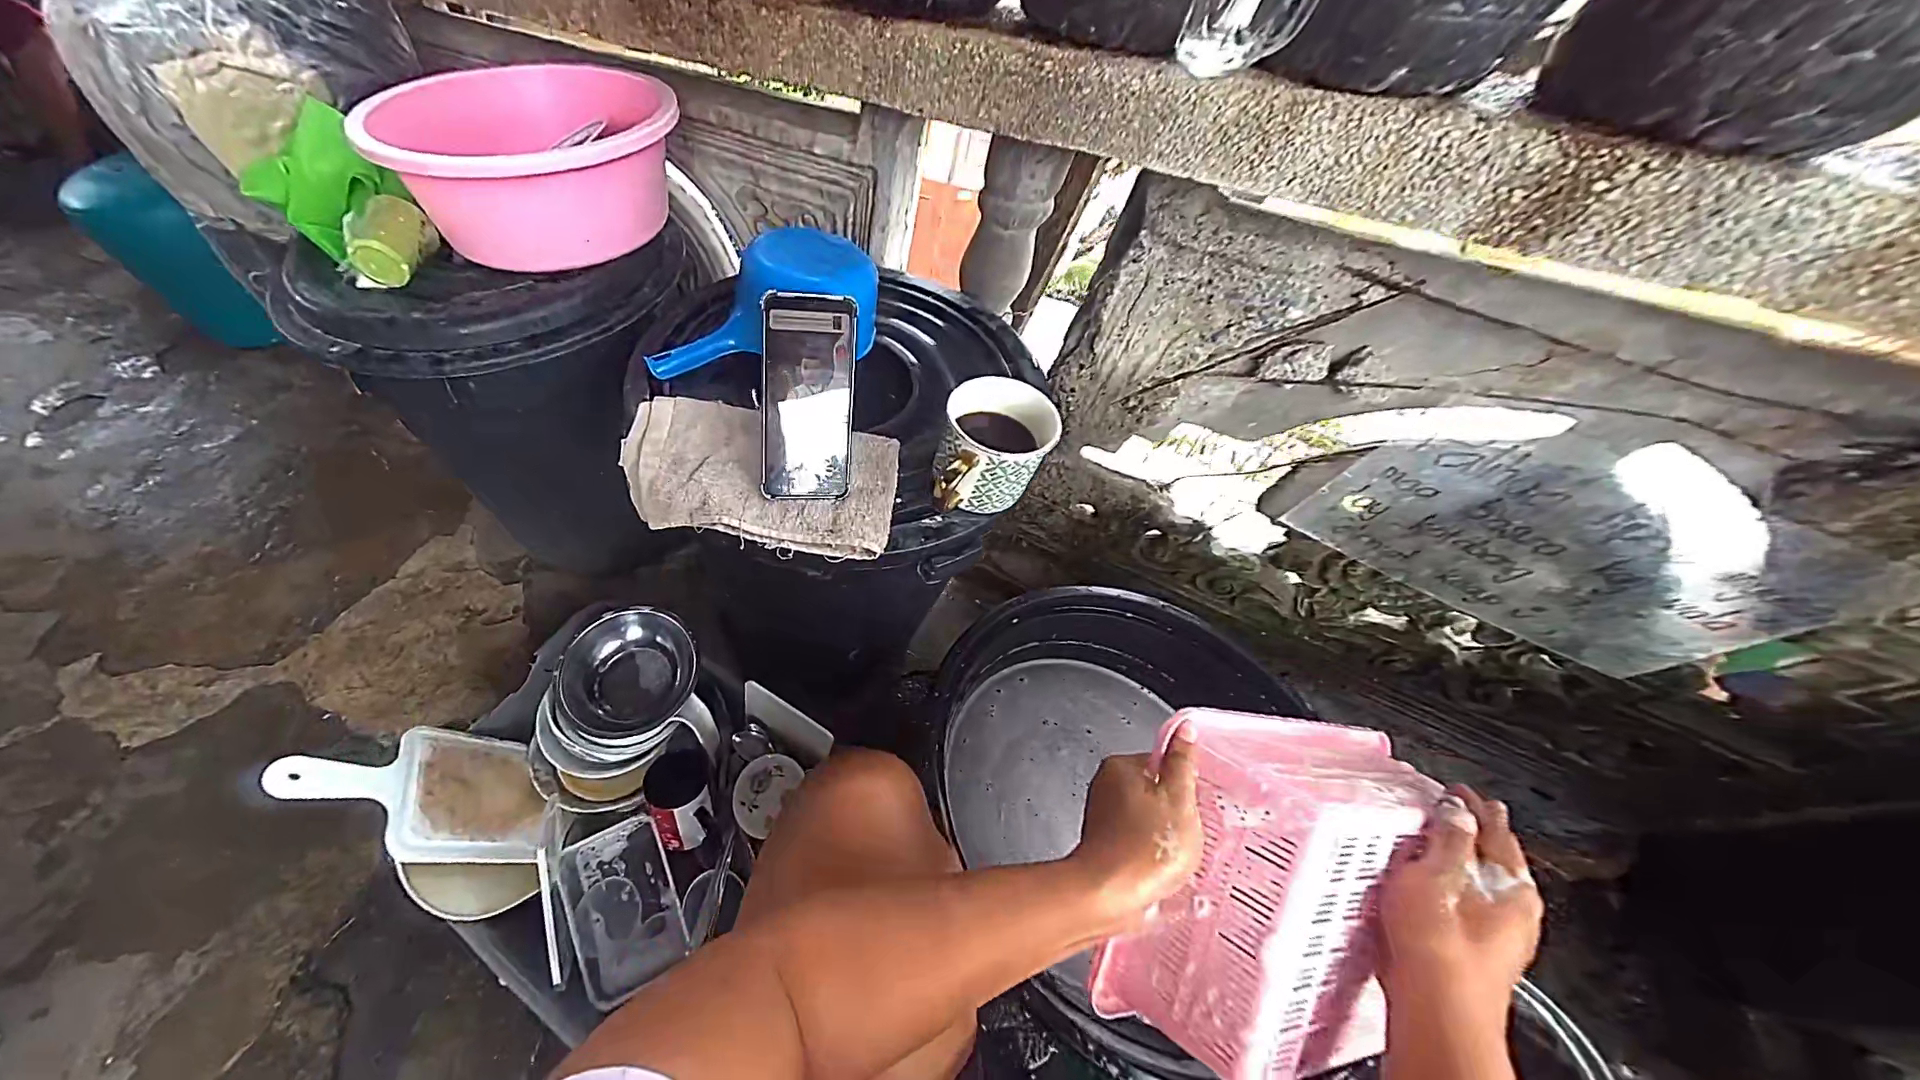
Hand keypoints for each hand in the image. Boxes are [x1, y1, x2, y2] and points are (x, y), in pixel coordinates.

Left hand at [1068, 722, 1202, 931]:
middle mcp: (1106, 785)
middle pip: (1156, 790)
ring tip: (1168, 853)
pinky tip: (1156, 868)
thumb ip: (1182, 763)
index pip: (1162, 761)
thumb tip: (1186, 731)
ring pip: (1148, 818)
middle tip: (1182, 831)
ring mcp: (1103, 815)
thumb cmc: (1142, 849)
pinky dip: (1150, 852)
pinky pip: (1137, 840)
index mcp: (1120, 765)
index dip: (1183, 784)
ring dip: (1163, 835)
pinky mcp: (1105, 842)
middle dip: (1174, 812)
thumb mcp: (1179, 799)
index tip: (1192, 803)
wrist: (1107, 895)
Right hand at [1379, 785, 1542, 1022]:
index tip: (1457, 790)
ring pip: (1477, 882)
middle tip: (1447, 810)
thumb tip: (1458, 809)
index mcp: (1513, 888)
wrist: (1435, 1008)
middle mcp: (1515, 912)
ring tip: (1430, 842)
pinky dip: (1446, 885)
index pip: (1496, 831)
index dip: (1474, 806)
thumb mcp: (1436, 875)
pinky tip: (1425, 886)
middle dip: (1469, 833)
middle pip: (1492, 858)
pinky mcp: (1470, 949)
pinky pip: (1461, 902)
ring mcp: (1496, 934)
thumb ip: (1448, 838)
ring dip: (1455, 860)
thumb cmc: (1438, 944)